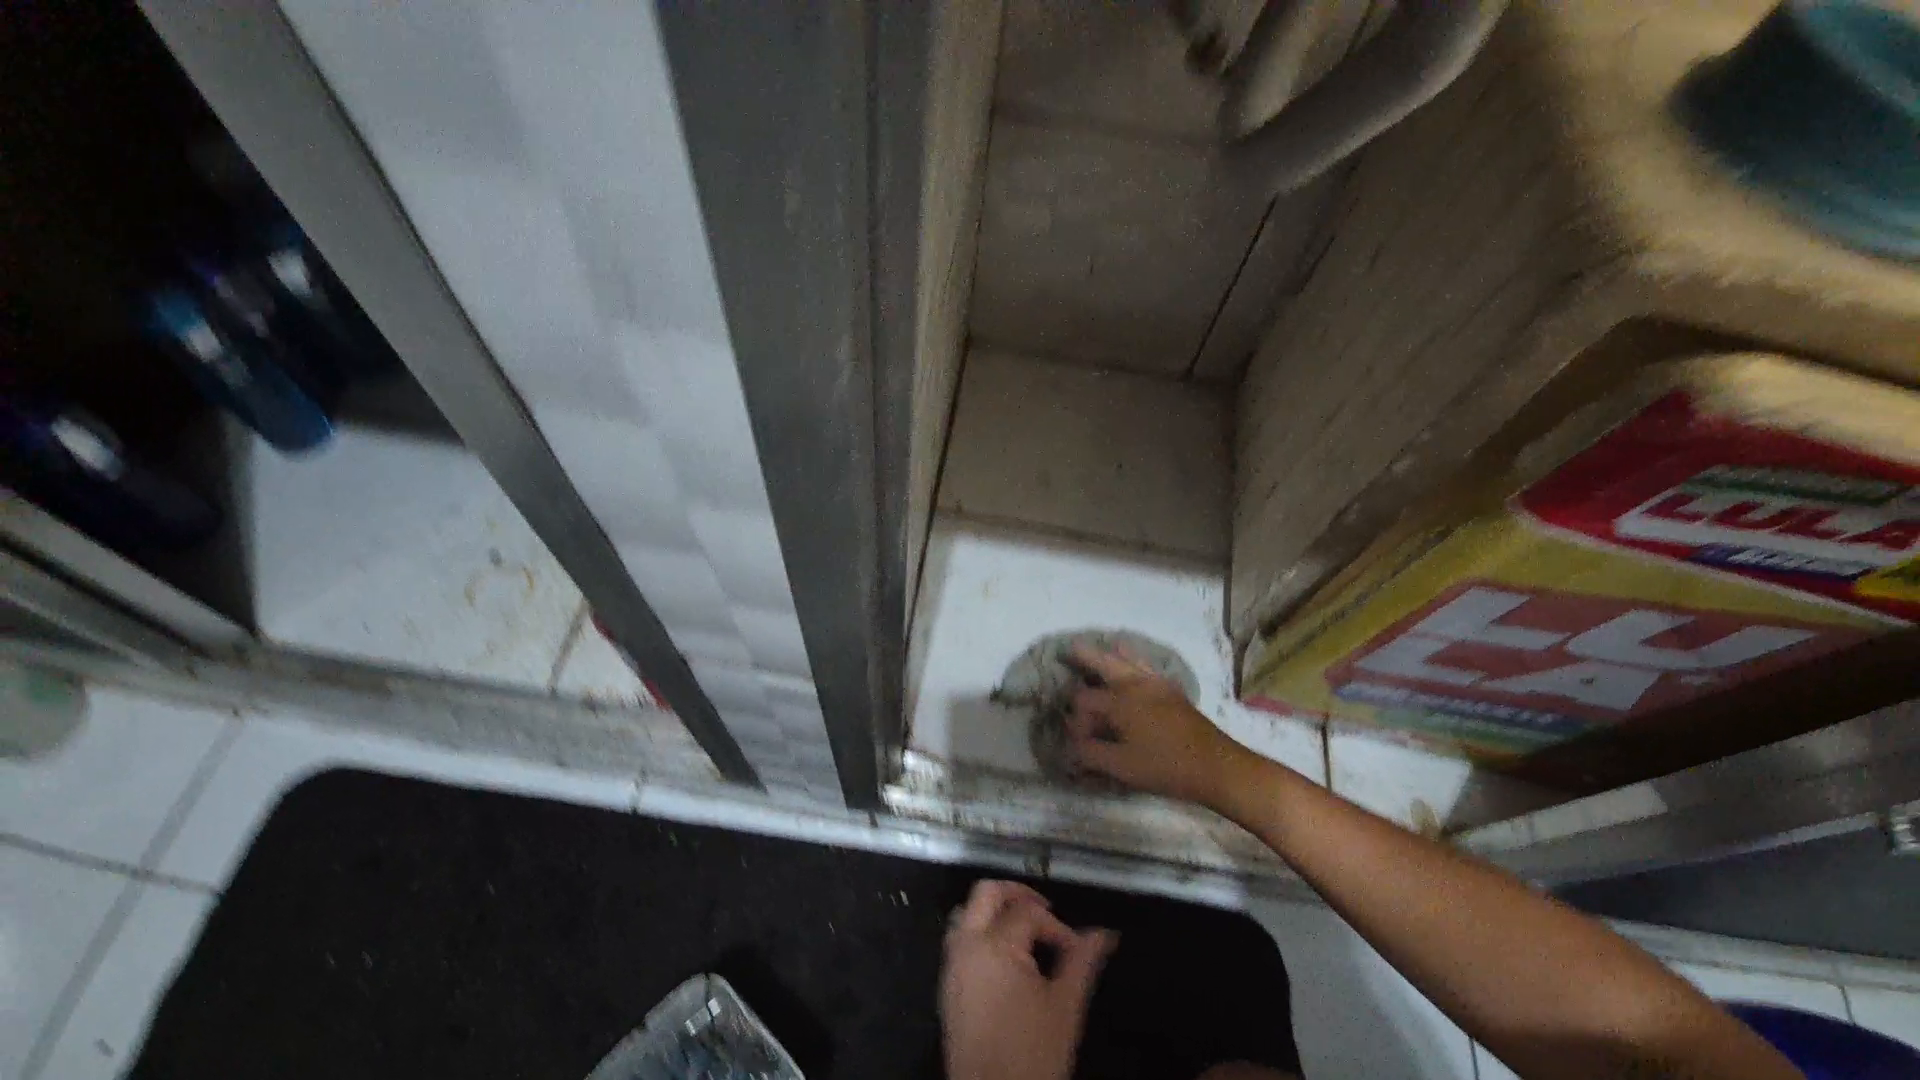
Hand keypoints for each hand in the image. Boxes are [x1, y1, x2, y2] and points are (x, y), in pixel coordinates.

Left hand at [941, 880, 1116, 1079]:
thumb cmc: (1032, 1054)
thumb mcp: (1066, 1007)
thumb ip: (1083, 961)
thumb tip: (1105, 934)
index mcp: (994, 946)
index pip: (1029, 912)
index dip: (1058, 927)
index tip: (1076, 951)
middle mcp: (965, 947)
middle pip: (985, 893)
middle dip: (1017, 894)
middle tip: (1046, 910)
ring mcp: (950, 966)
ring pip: (966, 914)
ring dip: (994, 912)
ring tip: (1026, 932)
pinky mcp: (946, 987)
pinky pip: (958, 941)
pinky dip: (980, 934)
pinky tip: (1007, 959)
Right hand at [1064, 645, 1260, 807]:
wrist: (1216, 766)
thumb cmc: (1166, 766)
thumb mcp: (1122, 766)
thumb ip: (1091, 754)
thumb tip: (1071, 746)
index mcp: (1120, 702)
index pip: (1084, 701)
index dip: (1075, 719)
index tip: (1078, 741)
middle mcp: (1136, 685)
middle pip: (1106, 663)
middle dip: (1087, 657)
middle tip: (1071, 647)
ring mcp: (1158, 685)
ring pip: (1130, 661)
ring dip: (1115, 653)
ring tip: (1108, 644)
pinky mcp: (1173, 692)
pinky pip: (1149, 667)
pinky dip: (1138, 660)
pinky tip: (1138, 665)